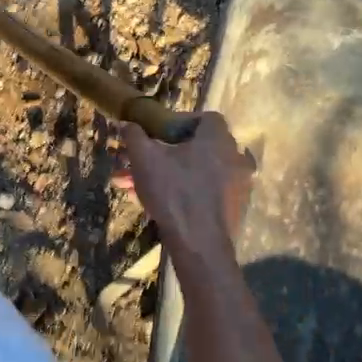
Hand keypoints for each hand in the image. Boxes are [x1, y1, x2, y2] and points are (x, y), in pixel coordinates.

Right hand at [113, 113, 253, 272]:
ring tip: (130, 184)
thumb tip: (126, 123)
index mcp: (218, 141)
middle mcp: (233, 160)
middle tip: (136, 160)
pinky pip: (201, 191)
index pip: (207, 118)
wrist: (199, 244)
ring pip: (193, 171)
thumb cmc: (173, 191)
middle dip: (160, 152)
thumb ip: (133, 135)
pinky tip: (149, 202)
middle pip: (195, 147)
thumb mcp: (144, 157)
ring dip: (163, 173)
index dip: (181, 120)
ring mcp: (235, 187)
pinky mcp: (230, 209)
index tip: (159, 132)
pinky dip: (178, 191)